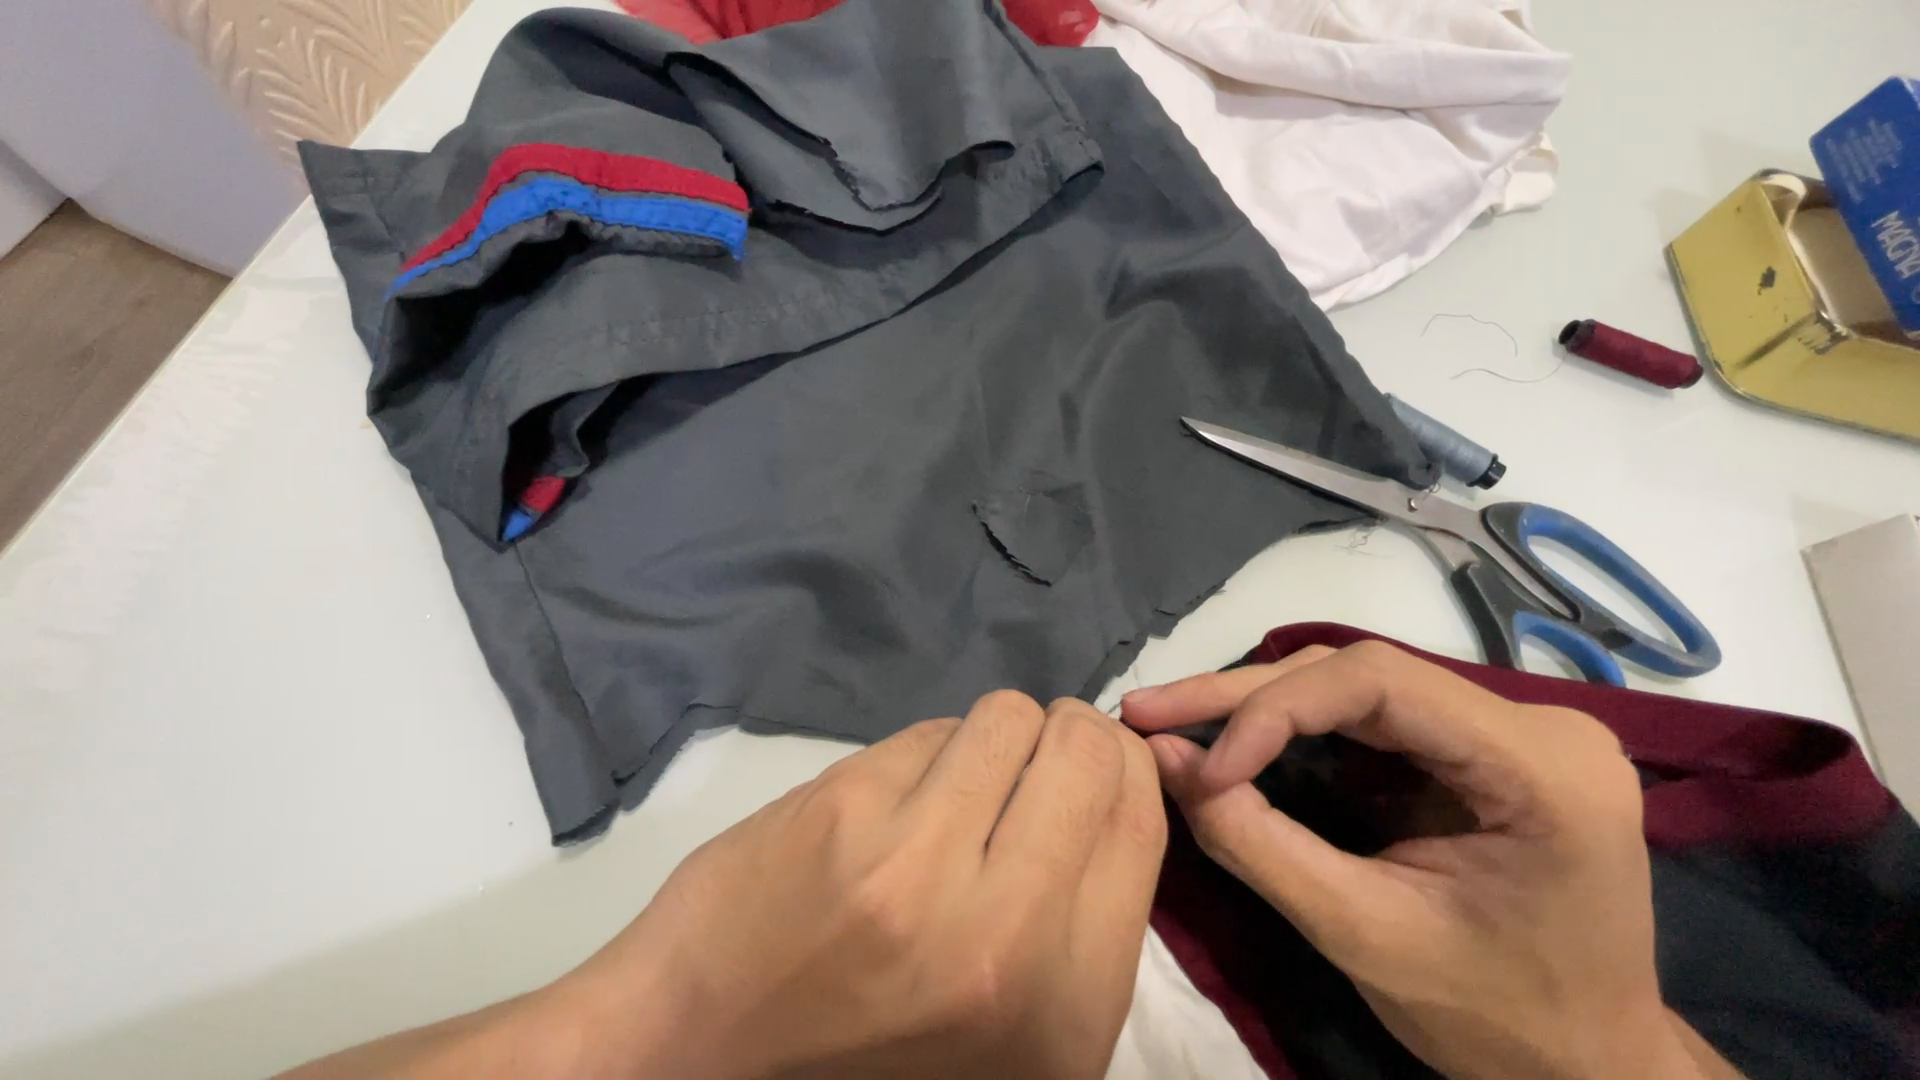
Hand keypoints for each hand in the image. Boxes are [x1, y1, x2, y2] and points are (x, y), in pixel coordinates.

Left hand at [552, 691, 1166, 1079]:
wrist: (704, 1059)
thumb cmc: (877, 1054)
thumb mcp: (1018, 1032)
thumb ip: (1077, 917)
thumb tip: (1101, 789)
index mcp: (1067, 1001)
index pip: (1137, 818)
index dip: (1124, 767)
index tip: (1091, 766)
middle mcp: (1004, 931)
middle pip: (1083, 749)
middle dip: (1066, 734)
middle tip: (1027, 764)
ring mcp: (914, 861)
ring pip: (1006, 717)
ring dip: (994, 736)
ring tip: (957, 784)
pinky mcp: (843, 808)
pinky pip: (927, 730)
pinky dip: (927, 751)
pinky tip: (893, 800)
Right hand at [1123, 641, 1740, 1079]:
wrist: (1583, 1064)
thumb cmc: (1491, 1017)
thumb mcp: (1360, 934)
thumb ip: (1255, 842)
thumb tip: (1164, 758)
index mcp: (1540, 767)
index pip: (1378, 683)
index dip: (1272, 710)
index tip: (1202, 766)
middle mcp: (1530, 722)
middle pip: (1355, 675)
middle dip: (1240, 697)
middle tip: (1145, 711)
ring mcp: (1502, 726)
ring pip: (1349, 686)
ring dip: (1252, 705)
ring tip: (1169, 721)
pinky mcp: (1470, 742)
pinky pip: (1361, 714)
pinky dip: (1286, 727)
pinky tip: (1228, 737)